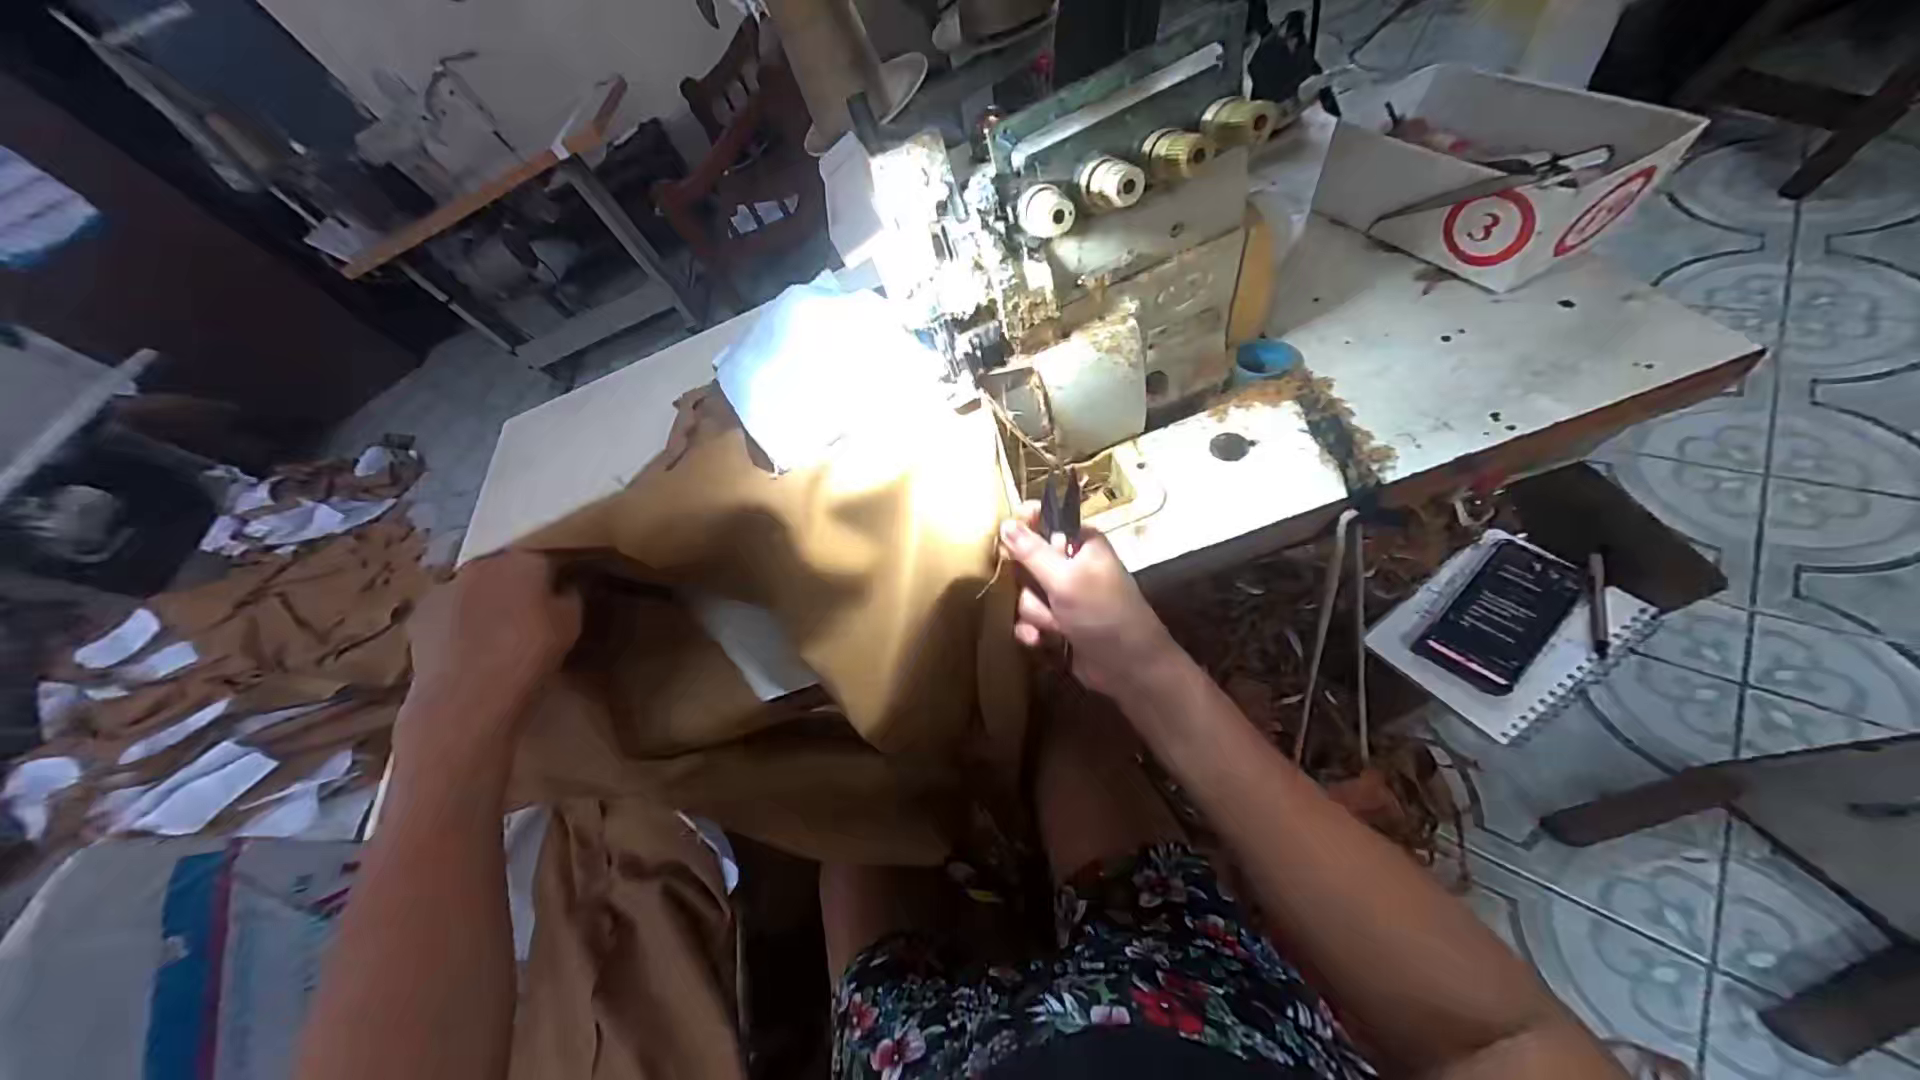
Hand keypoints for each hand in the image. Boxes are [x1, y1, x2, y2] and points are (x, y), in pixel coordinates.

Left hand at [406, 551, 581, 730]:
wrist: (466, 696)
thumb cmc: (530, 653)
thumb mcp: (571, 624)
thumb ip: (571, 596)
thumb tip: (566, 587)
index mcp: (523, 559)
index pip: (548, 557)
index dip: (558, 575)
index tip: (565, 594)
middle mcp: (481, 564)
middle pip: (507, 568)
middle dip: (519, 585)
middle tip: (533, 613)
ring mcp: (444, 588)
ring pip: (476, 588)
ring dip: (488, 602)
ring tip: (499, 632)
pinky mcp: (419, 615)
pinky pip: (450, 611)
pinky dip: (461, 621)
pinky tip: (471, 647)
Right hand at [998, 507, 1180, 698]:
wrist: (1128, 669)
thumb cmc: (1103, 613)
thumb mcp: (1067, 579)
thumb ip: (1033, 551)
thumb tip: (1005, 523)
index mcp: (1079, 543)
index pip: (1044, 520)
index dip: (1023, 525)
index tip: (1006, 535)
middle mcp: (1068, 565)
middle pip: (1024, 560)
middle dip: (1029, 584)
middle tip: (1045, 593)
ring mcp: (1060, 596)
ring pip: (1023, 595)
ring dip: (1037, 613)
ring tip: (1058, 626)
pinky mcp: (1053, 624)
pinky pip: (1026, 620)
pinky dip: (1034, 631)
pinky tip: (1044, 642)